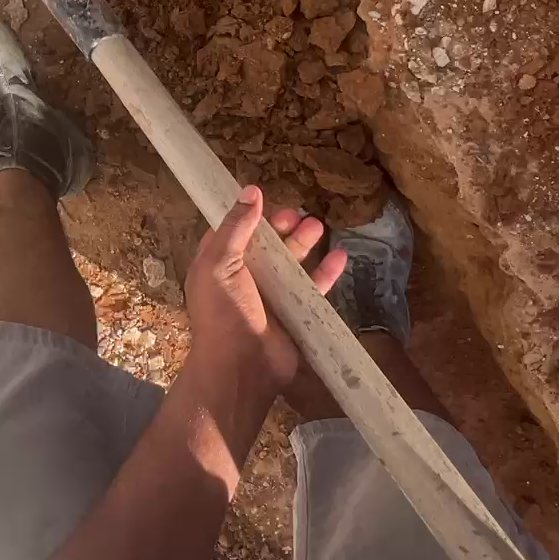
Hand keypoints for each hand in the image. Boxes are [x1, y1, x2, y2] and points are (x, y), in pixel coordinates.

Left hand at [183, 185, 346, 392]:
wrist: (241, 369)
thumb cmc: (223, 312)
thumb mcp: (219, 264)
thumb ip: (235, 228)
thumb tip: (251, 191)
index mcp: (218, 264)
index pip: (233, 231)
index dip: (250, 215)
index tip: (266, 198)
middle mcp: (243, 277)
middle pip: (267, 244)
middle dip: (282, 227)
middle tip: (297, 214)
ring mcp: (270, 295)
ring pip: (292, 262)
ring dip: (305, 243)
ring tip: (318, 226)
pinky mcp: (294, 313)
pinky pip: (313, 287)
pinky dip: (326, 272)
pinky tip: (341, 256)